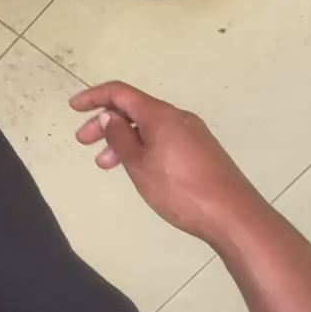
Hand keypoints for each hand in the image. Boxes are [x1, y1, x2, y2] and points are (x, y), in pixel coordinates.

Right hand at [70, 81, 272, 252]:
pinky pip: (163, 140)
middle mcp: (177, 118)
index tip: (74, 107)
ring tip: (106, 164)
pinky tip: (137, 169)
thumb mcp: (139, 164)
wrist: (236, 219)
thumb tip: (110, 117)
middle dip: (105, 123)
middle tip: (85, 142)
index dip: (93, 96)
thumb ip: (119, 137)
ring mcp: (192, 135)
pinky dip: (142, 148)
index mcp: (160, 114)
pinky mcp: (202, 152)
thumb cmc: (180, 189)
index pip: (119, 93)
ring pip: (147, 128)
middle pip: (133, 110)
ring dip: (123, 140)